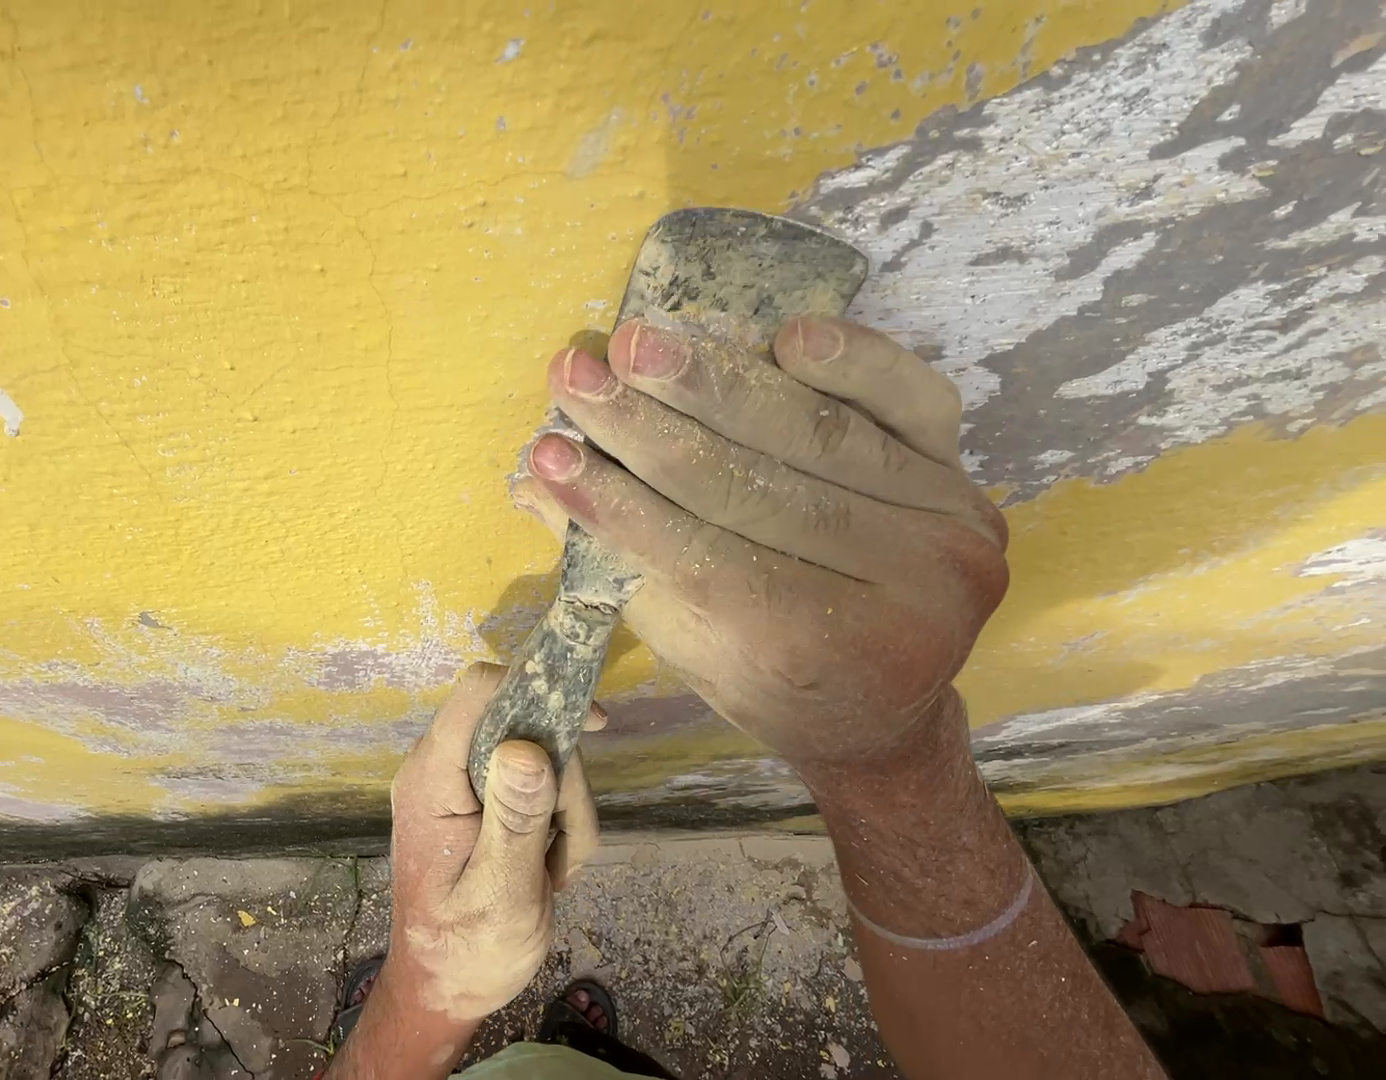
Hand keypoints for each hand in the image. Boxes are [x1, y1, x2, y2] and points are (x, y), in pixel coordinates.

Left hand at [383, 663, 598, 1023]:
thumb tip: (526, 747)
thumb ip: (514, 819)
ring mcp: (460, 779)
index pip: (479, 691)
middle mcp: (441, 764)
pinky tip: (546, 866)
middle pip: (523, 724)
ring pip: (541, 756)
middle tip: (565, 845)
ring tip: (551, 870)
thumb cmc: (467, 951)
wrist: (444, 987)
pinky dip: (557, 822)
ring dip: (564, 811)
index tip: (591, 725)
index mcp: (432, 777)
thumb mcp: (503, 894)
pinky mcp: (480, 796)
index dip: (535, 689)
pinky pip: (537, 783)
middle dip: (561, 781)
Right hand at [512, 316, 1007, 772]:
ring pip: (814, 436)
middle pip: (748, 487)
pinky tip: (786, 335)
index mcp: (808, 654)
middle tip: (577, 374)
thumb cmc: (763, 684)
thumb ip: (613, 558)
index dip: (613, 500)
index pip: (693, 554)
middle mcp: (895, 593)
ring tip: (637, 343)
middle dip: (647, 427)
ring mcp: (944, 530)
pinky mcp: (966, 480)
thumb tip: (532, 483)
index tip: (547, 451)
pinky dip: (854, 361)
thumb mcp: (680, 642)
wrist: (881, 709)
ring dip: (715, 382)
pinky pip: (914, 400)